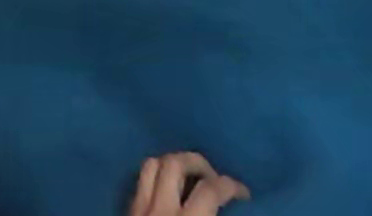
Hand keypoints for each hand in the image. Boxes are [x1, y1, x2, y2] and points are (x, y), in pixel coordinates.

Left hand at [129, 152, 250, 215]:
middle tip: (213, 175)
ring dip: (171, 162)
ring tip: (188, 174)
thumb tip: (229, 206)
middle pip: (175, 163)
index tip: (245, 192)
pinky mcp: (126, 212)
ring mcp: (138, 208)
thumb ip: (212, 215)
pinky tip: (164, 186)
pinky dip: (153, 177)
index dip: (232, 186)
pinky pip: (138, 182)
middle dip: (197, 162)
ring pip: (151, 164)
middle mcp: (159, 208)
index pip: (210, 191)